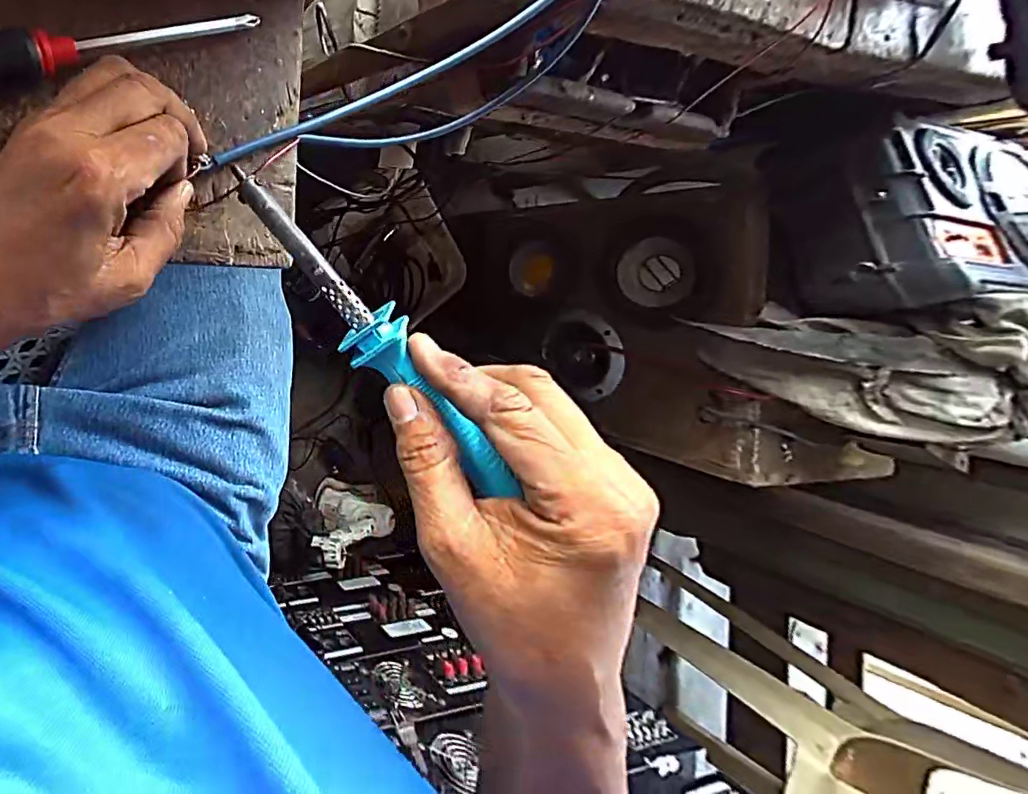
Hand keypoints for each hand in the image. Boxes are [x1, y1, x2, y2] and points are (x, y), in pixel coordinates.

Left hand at [0, 57, 207, 384]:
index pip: (168, 132)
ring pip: (115, 73)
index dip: (186, 158)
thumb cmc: (38, 294)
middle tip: (182, 154)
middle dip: (178, 116)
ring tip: (157, 134)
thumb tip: (181, 193)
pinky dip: (115, 97)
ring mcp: (44, 123)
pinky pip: (84, 86)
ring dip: (148, 97)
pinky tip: (122, 135)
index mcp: (97, 175)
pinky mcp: (28, 125)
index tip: (175, 188)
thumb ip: (167, 232)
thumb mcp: (124, 281)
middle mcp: (71, 134)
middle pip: (147, 89)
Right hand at [383, 335, 658, 711]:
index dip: (455, 376)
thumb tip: (408, 403)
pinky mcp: (610, 482)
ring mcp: (620, 483)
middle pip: (534, 392)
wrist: (560, 674)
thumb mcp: (451, 544)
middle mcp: (617, 486)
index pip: (512, 411)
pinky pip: (553, 425)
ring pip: (544, 402)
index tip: (417, 353)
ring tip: (447, 425)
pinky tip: (481, 447)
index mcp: (587, 507)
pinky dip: (509, 423)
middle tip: (420, 379)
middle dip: (471, 382)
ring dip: (488, 402)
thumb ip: (427, 462)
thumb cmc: (517, 628)